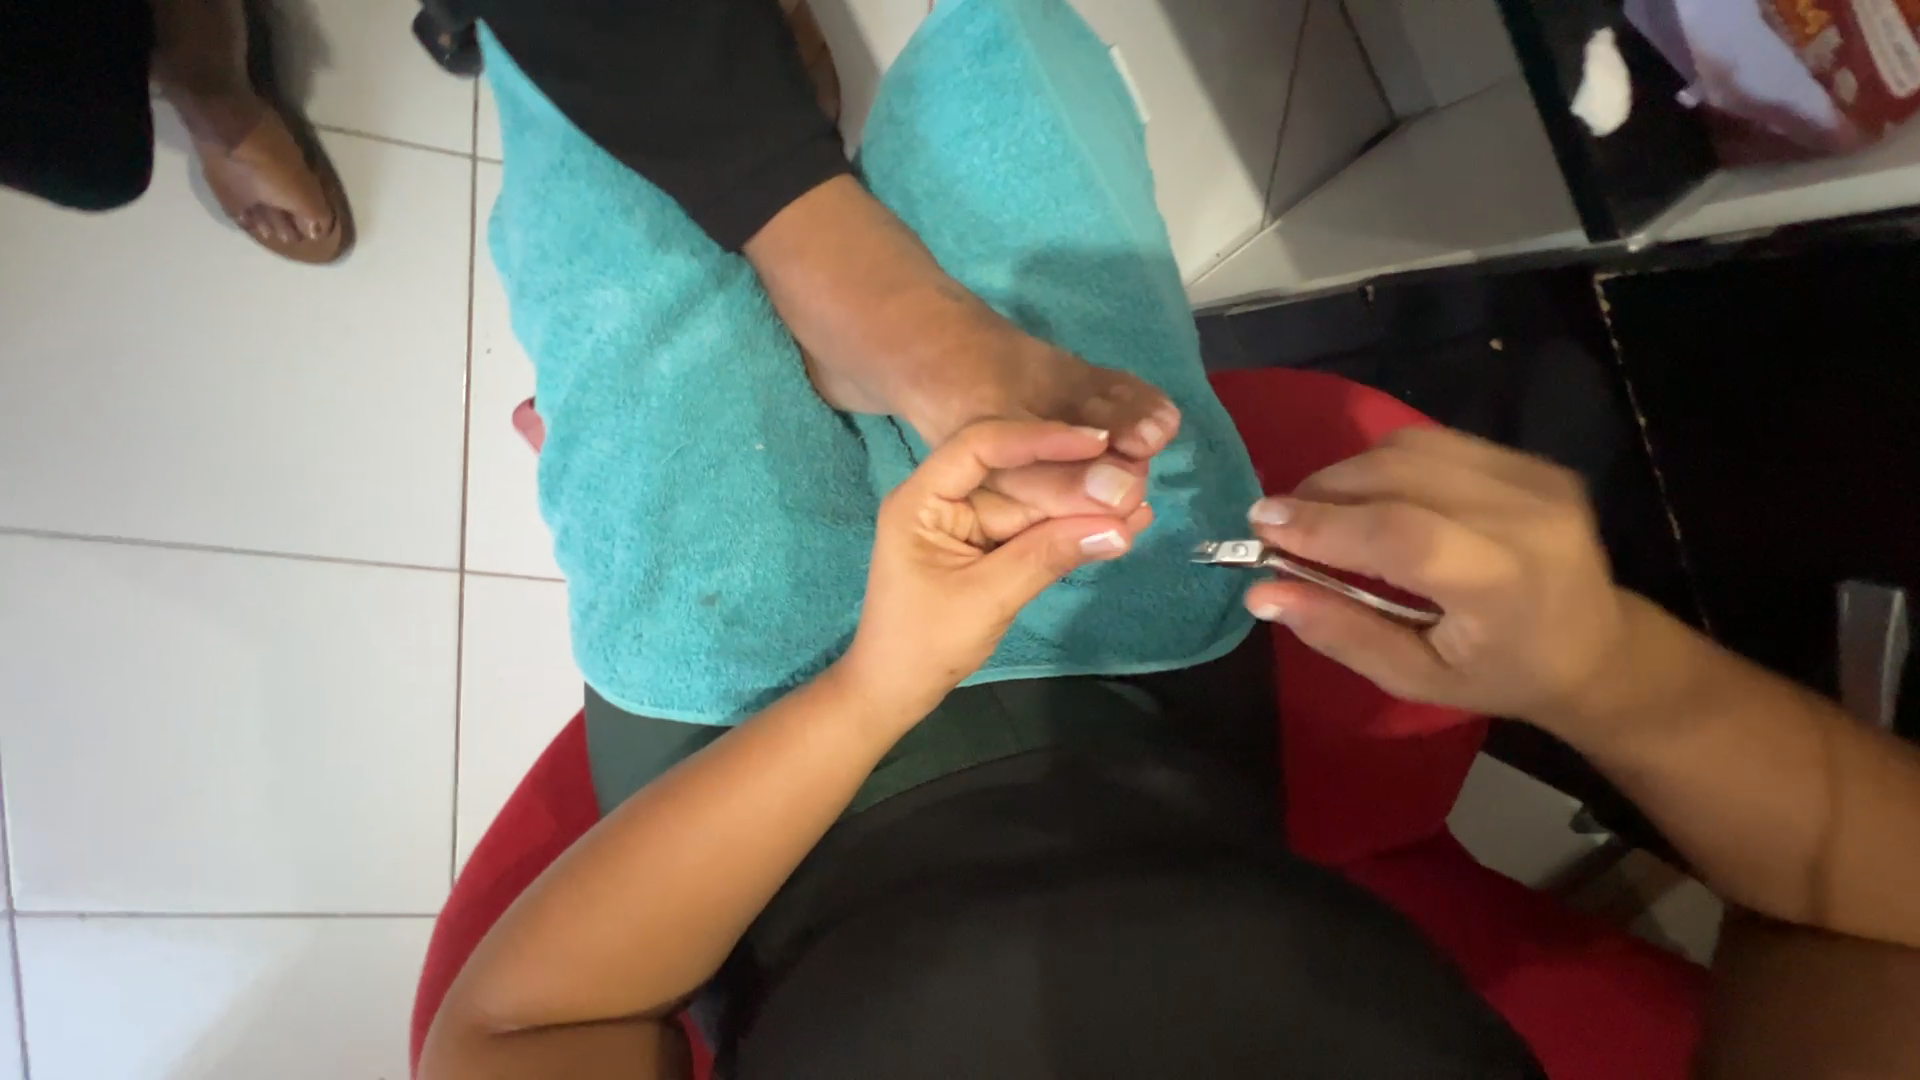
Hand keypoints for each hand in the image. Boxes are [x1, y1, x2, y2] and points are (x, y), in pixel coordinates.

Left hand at [840, 419, 1153, 718]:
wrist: (897, 690)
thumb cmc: (925, 644)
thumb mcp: (986, 598)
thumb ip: (1048, 556)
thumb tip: (1120, 527)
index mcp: (922, 498)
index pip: (981, 446)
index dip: (1040, 438)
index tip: (1097, 441)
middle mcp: (947, 498)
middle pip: (1015, 473)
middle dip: (1074, 477)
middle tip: (1135, 478)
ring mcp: (970, 521)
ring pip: (1033, 501)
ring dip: (1084, 504)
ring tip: (1140, 499)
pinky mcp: (991, 545)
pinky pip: (1036, 529)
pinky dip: (1074, 530)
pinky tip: (1124, 524)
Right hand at [1241, 427, 1630, 728]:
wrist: (1597, 648)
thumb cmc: (1498, 675)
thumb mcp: (1413, 677)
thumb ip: (1339, 632)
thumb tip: (1261, 593)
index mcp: (1504, 584)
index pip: (1401, 534)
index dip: (1323, 524)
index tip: (1261, 525)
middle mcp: (1526, 517)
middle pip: (1396, 475)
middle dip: (1319, 493)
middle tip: (1276, 522)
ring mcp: (1533, 480)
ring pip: (1405, 448)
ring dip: (1343, 475)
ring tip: (1317, 510)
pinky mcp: (1529, 461)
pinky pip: (1428, 443)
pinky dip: (1378, 464)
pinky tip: (1367, 497)